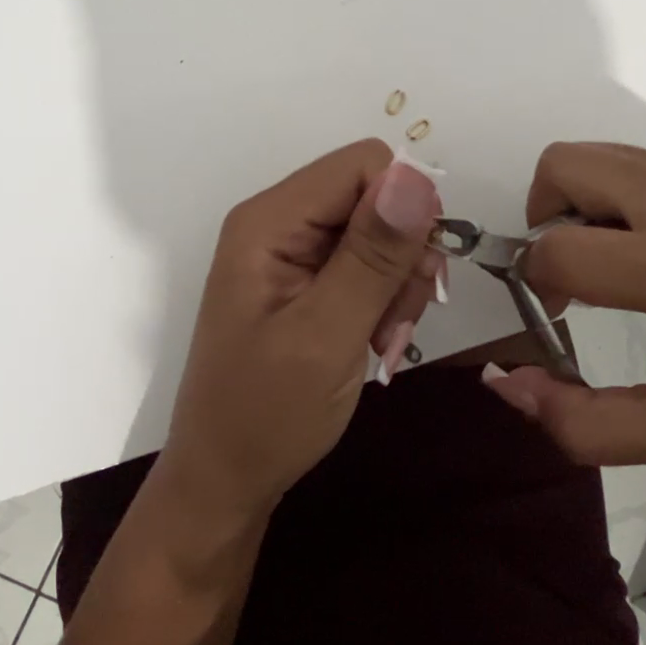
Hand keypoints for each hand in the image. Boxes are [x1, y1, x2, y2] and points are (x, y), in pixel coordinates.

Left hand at [159, 139, 441, 516]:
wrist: (227, 478)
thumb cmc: (266, 414)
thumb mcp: (326, 336)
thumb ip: (371, 257)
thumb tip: (416, 178)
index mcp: (268, 221)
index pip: (362, 165)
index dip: (404, 207)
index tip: (418, 273)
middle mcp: (277, 223)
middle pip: (372, 198)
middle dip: (402, 255)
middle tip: (399, 319)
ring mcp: (288, 254)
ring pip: (377, 234)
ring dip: (396, 285)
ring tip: (383, 339)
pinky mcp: (302, 283)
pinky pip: (363, 266)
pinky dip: (383, 301)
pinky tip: (375, 341)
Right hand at [482, 143, 645, 467]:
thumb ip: (583, 422)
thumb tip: (501, 381)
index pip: (562, 249)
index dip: (536, 282)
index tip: (559, 314)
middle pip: (563, 167)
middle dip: (542, 218)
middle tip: (571, 275)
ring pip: (593, 156)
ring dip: (574, 204)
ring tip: (610, 263)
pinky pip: (632, 162)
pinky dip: (612, 197)